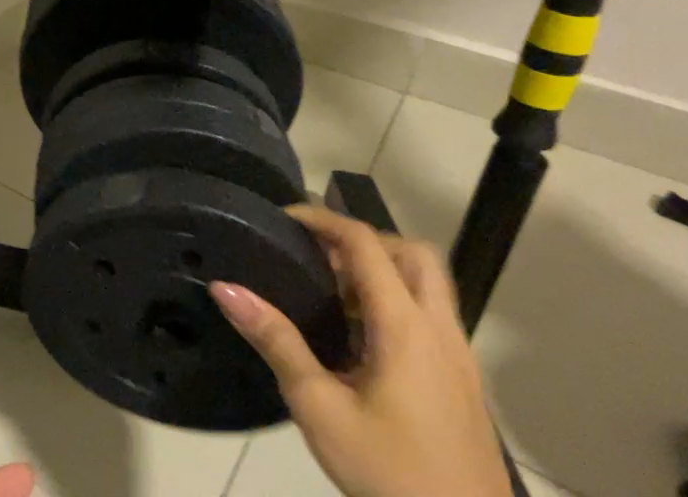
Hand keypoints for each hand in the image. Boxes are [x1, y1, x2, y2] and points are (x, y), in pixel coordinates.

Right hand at [209, 206, 511, 496]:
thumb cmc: (388, 470)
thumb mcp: (318, 407)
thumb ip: (275, 341)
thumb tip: (225, 288)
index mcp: (405, 328)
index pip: (366, 244)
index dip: (323, 220)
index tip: (282, 218)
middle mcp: (440, 331)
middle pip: (413, 253)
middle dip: (363, 239)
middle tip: (316, 253)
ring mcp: (458, 357)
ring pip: (427, 285)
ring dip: (382, 270)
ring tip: (329, 292)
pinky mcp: (462, 382)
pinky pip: (431, 316)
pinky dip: (395, 302)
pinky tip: (357, 338)